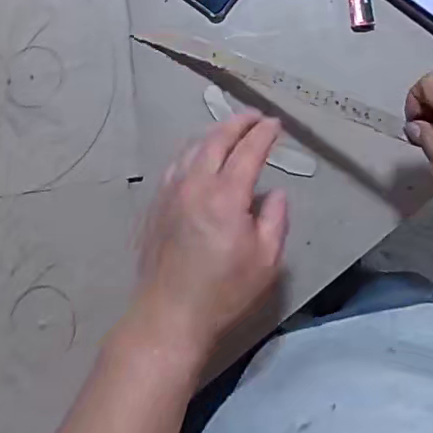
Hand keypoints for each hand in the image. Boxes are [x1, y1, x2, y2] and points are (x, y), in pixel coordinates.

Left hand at [132, 113, 289, 357]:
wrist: (168, 315)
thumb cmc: (223, 291)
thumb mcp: (266, 260)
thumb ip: (276, 219)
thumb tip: (275, 193)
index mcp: (226, 195)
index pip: (249, 150)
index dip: (264, 133)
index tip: (276, 124)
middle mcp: (196, 183)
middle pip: (217, 138)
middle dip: (239, 122)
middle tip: (255, 116)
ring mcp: (171, 190)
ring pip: (193, 146)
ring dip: (215, 133)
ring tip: (230, 131)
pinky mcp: (156, 203)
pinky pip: (177, 163)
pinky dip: (194, 150)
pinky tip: (200, 156)